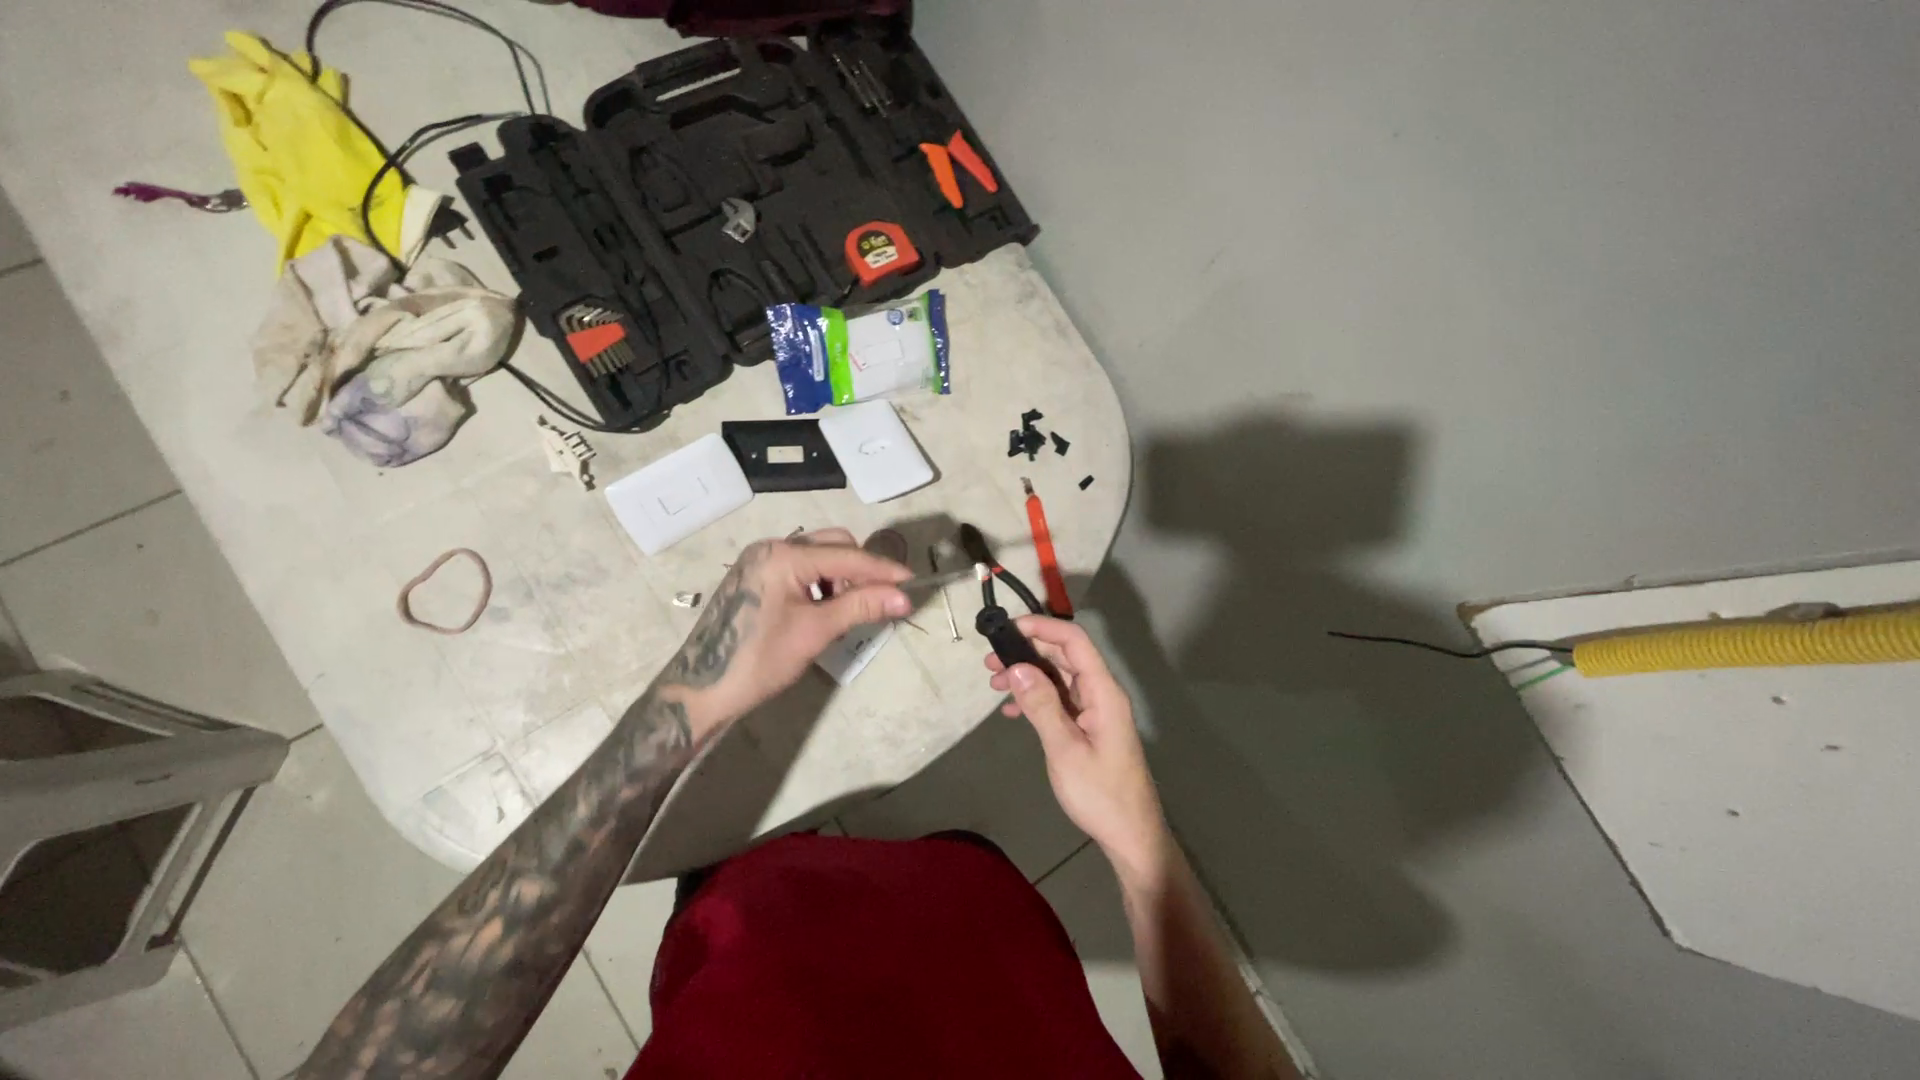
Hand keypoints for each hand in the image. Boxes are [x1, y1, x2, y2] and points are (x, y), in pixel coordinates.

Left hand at [667, 528, 910, 736]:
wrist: (703, 689)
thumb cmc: (760, 660)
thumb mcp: (816, 632)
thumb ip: (862, 606)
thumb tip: (904, 597)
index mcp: (783, 556)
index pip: (847, 556)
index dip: (882, 570)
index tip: (912, 583)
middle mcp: (771, 548)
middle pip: (833, 545)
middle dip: (860, 571)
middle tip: (878, 602)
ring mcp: (759, 561)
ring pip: (817, 556)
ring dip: (840, 578)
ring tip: (847, 612)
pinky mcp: (754, 577)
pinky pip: (799, 568)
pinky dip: (819, 584)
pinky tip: (822, 611)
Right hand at [986, 616, 1169, 881]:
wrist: (1130, 834)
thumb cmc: (1099, 793)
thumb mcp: (1064, 749)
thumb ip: (1041, 705)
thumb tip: (1016, 666)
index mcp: (1102, 692)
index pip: (1074, 642)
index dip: (1042, 628)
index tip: (1007, 630)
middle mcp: (1101, 694)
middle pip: (1064, 656)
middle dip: (1026, 651)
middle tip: (989, 662)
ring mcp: (1095, 711)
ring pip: (1059, 677)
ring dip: (1027, 675)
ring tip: (993, 683)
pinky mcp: (1089, 728)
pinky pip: (1060, 700)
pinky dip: (1035, 698)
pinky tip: (1011, 710)